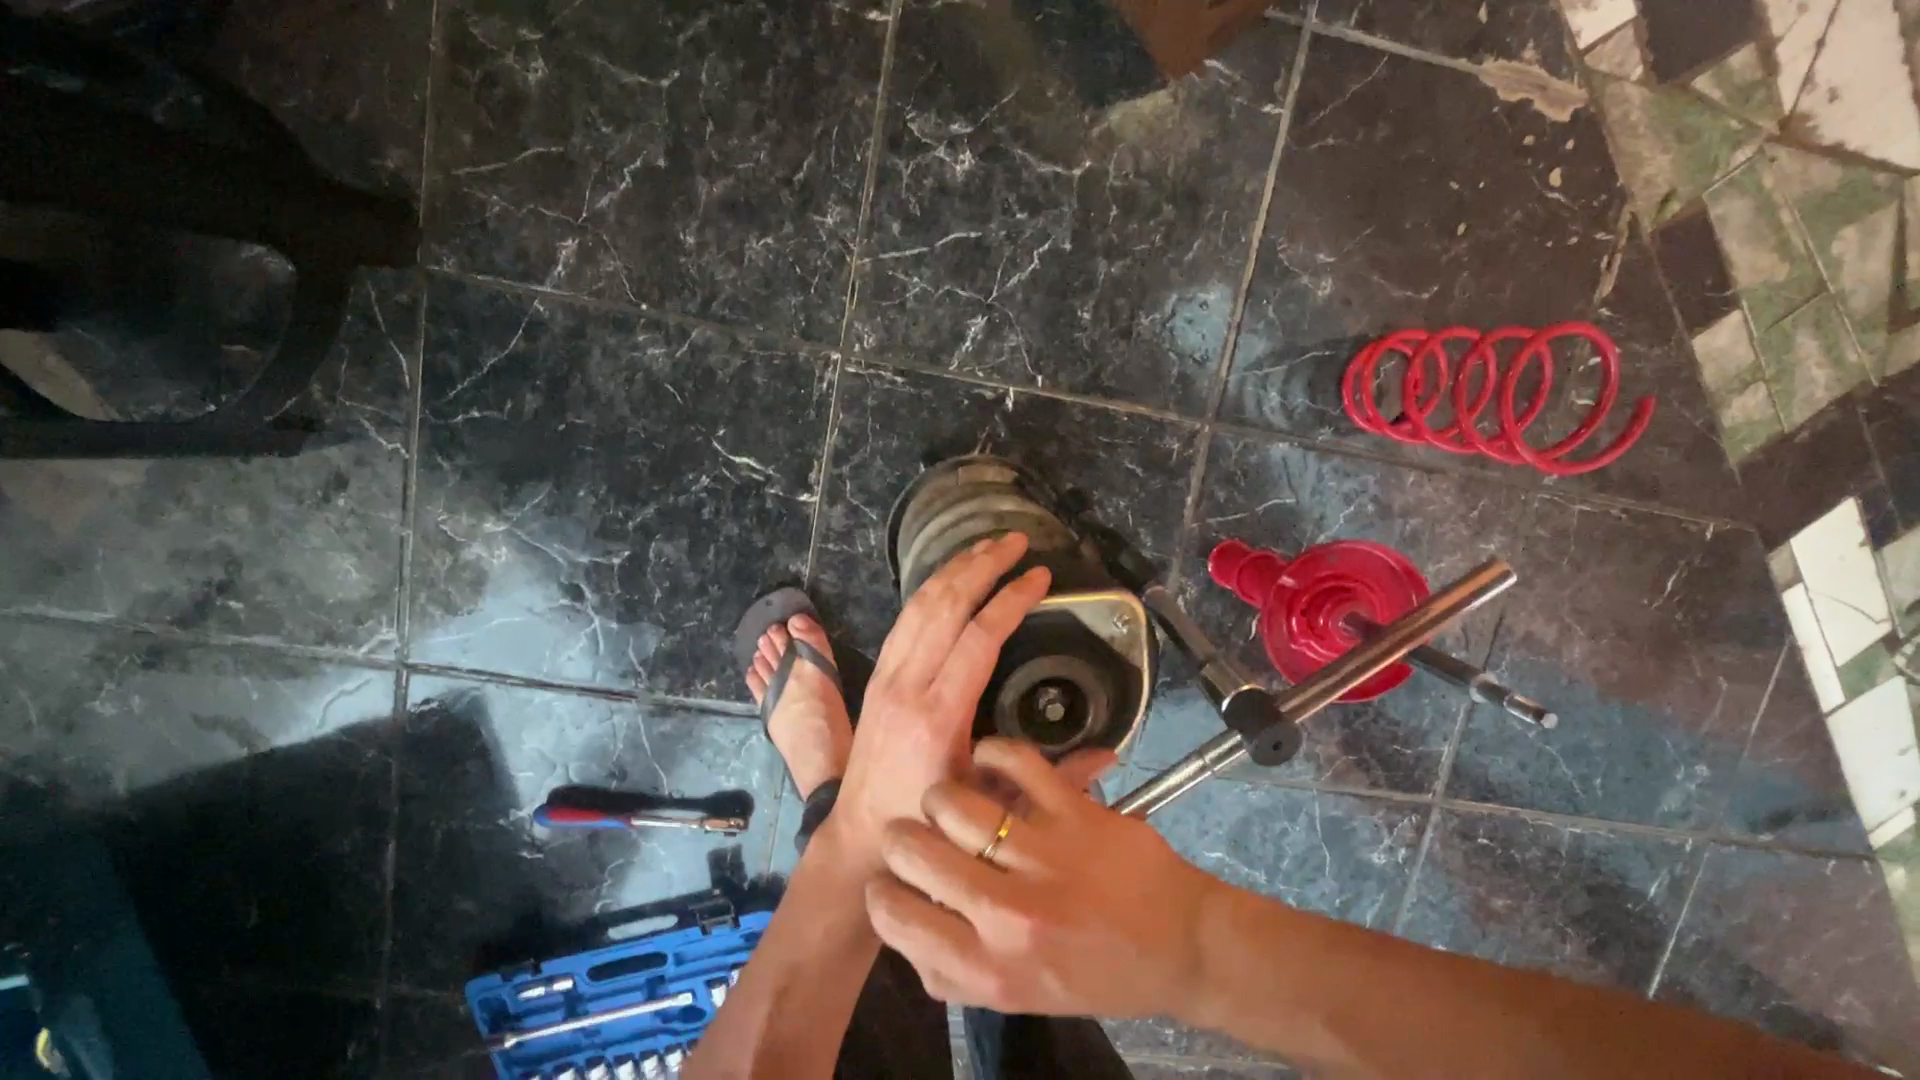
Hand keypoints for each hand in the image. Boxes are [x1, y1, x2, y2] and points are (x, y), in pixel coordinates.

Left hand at [820, 532, 1049, 863]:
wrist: (862, 840)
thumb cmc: (933, 826)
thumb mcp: (995, 805)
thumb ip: (1053, 778)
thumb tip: (1111, 754)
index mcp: (940, 715)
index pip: (978, 637)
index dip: (1010, 599)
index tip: (1040, 576)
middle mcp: (908, 687)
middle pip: (944, 606)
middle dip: (982, 566)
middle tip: (1016, 540)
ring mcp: (886, 679)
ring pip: (918, 606)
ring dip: (953, 569)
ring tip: (986, 546)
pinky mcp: (876, 680)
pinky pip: (903, 620)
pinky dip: (928, 591)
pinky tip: (949, 579)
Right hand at [865, 737, 1218, 1018]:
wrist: (1183, 947)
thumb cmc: (1096, 976)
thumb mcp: (1018, 998)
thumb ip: (954, 973)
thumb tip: (906, 926)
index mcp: (990, 970)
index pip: (894, 916)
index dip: (882, 890)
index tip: (892, 878)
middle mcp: (1008, 916)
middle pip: (913, 850)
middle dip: (903, 836)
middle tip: (919, 833)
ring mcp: (1043, 858)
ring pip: (952, 801)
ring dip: (943, 795)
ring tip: (954, 801)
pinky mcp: (1074, 813)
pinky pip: (1011, 761)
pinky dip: (991, 753)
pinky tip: (990, 765)